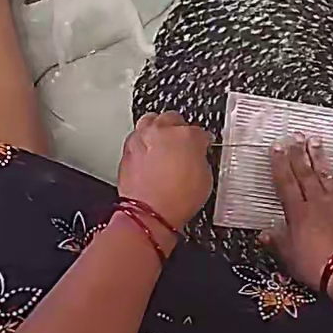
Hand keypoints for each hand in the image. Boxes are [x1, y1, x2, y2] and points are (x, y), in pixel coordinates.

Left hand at [116, 113, 214, 235]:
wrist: (150, 214)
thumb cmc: (177, 199)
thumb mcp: (205, 178)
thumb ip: (200, 158)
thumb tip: (196, 156)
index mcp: (187, 136)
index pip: (198, 131)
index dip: (202, 140)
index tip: (201, 146)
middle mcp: (162, 132)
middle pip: (172, 118)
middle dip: (178, 128)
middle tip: (182, 142)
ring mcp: (142, 138)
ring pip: (150, 121)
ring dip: (158, 128)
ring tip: (162, 141)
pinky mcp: (127, 150)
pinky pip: (137, 138)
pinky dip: (144, 142)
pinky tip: (149, 153)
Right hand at [261, 139, 332, 292]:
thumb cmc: (319, 266)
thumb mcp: (290, 257)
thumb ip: (278, 242)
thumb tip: (264, 234)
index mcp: (298, 213)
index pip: (286, 183)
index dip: (280, 164)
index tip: (277, 148)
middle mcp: (317, 203)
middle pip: (306, 174)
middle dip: (299, 154)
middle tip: (295, 136)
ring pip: (327, 175)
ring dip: (320, 158)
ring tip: (316, 141)